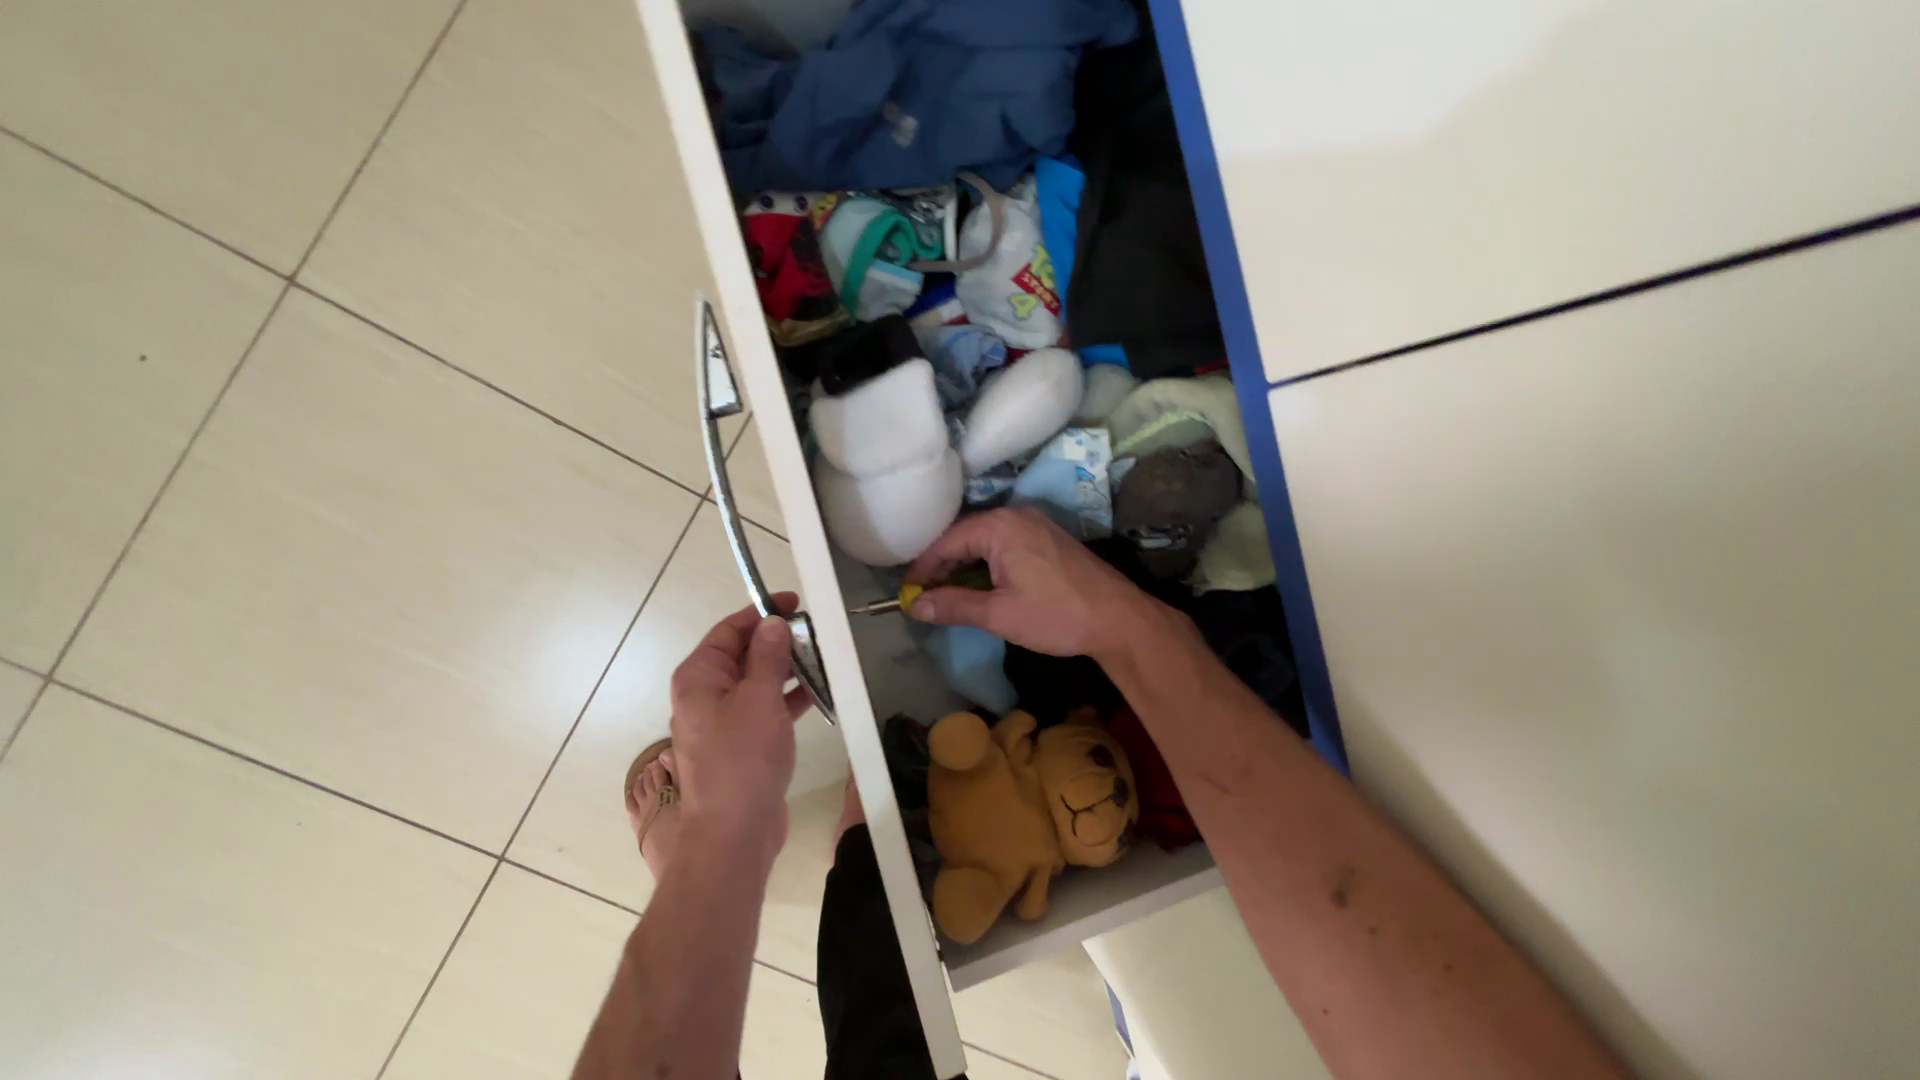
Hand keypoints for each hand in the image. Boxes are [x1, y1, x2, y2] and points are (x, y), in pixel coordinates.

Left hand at [668, 593, 811, 852]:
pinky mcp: (742, 745)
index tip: (795, 602)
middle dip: (778, 642)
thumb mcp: (759, 699)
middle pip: (743, 655)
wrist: (734, 833)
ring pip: (757, 682)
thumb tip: (772, 623)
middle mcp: (706, 695)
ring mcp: (723, 722)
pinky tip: (818, 695)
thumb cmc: (743, 760)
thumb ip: (768, 657)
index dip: (761, 613)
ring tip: (824, 658)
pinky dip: (788, 700)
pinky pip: (765, 709)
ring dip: (787, 670)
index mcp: (699, 677)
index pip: (729, 630)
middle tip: (817, 632)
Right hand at [904, 506, 1167, 659]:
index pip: (947, 540)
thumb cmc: (1056, 615)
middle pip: (965, 536)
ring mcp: (1035, 524)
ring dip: (964, 565)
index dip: (924, 567)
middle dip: (942, 565)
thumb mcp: (999, 614)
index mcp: (1000, 527)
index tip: (907, 591)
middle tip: (923, 594)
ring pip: (985, 540)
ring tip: (946, 593)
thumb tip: (916, 606)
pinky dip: (986, 563)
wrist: (1118, 618)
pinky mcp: (1048, 538)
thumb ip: (954, 606)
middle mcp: (1016, 515)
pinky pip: (1005, 543)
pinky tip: (979, 585)